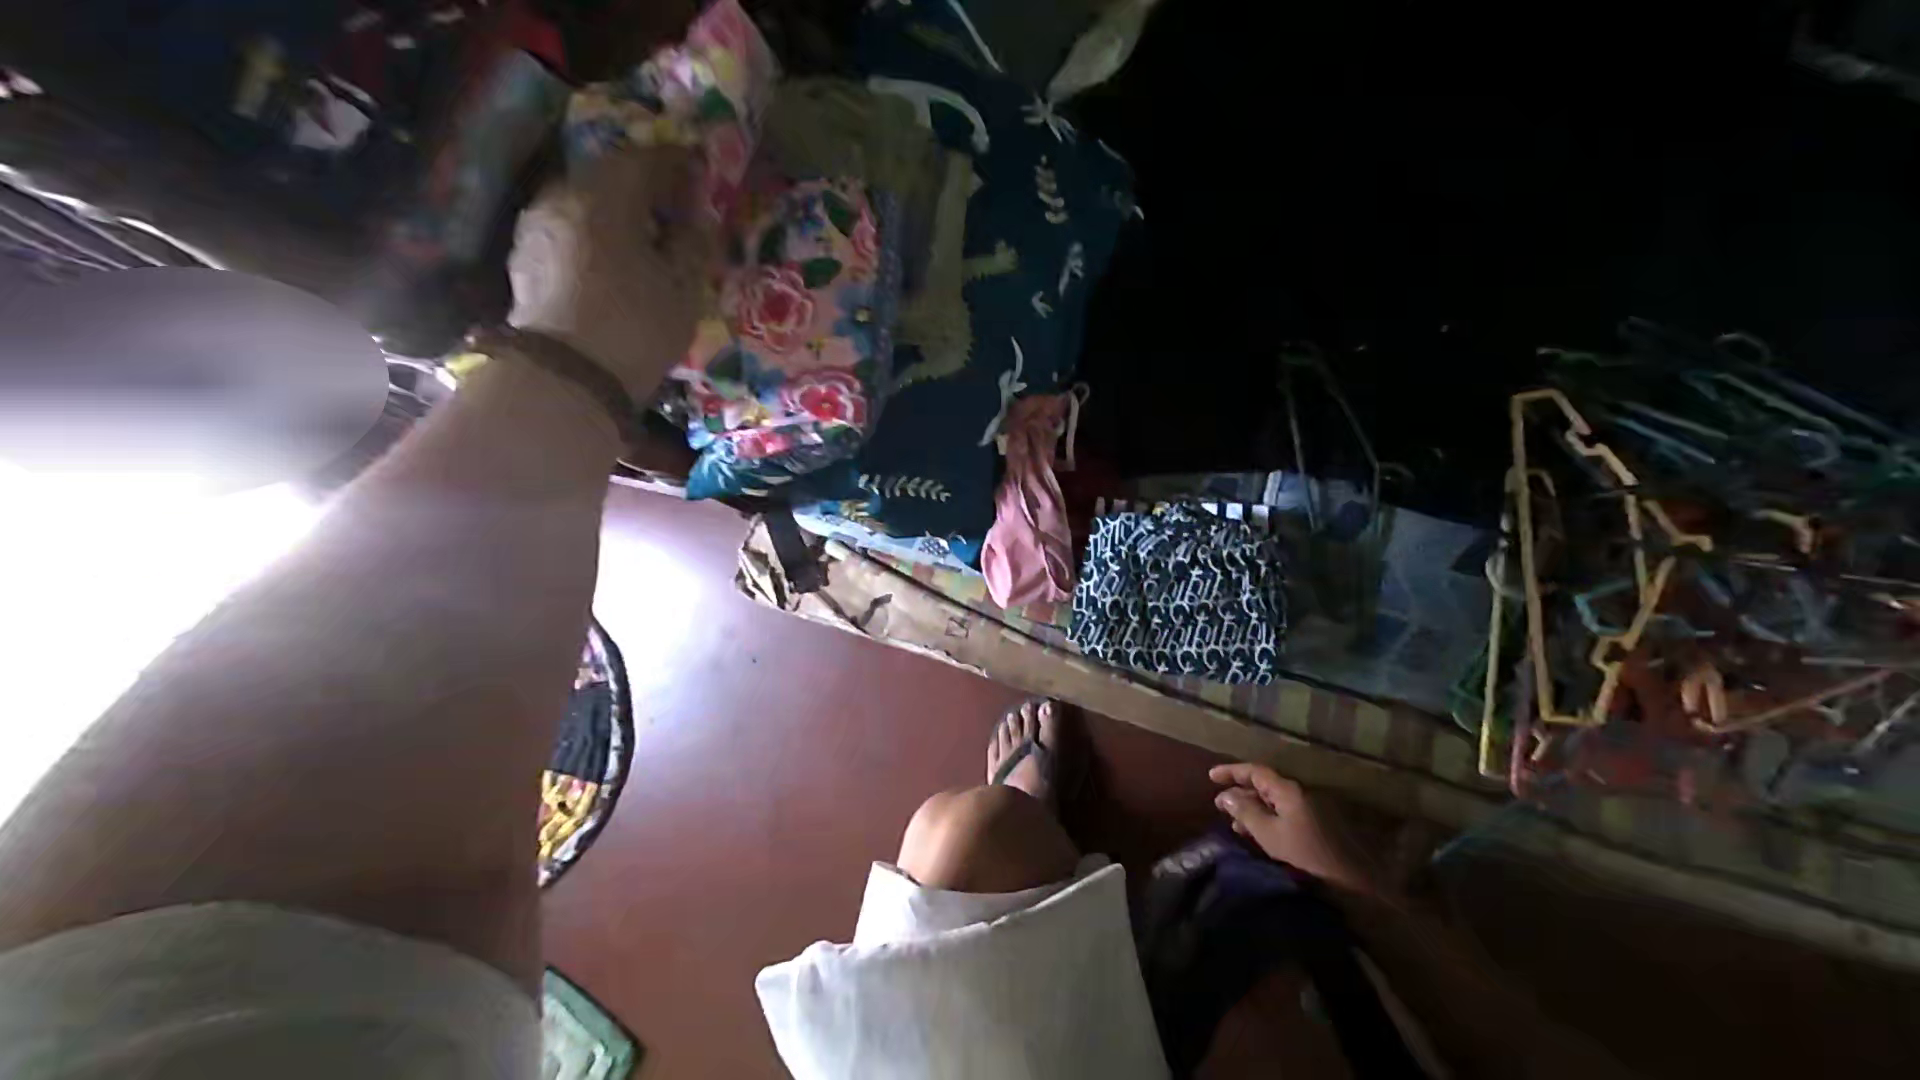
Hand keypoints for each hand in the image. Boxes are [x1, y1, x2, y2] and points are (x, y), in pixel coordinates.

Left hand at [507, 146, 717, 398]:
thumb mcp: (682, 289)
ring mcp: (537, 227)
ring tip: (645, 237)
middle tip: (675, 207)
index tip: (700, 172)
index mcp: (605, 196)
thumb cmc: (636, 328)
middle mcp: (563, 197)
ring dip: (617, 211)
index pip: (646, 160)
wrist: (568, 378)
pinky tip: (613, 260)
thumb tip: (695, 222)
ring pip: (585, 203)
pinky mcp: (526, 259)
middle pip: (609, 176)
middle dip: (645, 186)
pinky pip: (569, 229)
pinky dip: (595, 234)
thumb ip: (691, 245)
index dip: (677, 164)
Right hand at [1209, 762, 1384, 896]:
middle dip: (1239, 793)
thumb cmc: (1306, 852)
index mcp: (1286, 790)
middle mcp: (1297, 793)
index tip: (1211, 777)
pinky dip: (1265, 818)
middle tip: (1219, 804)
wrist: (1352, 878)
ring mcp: (1307, 808)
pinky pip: (1281, 813)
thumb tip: (1226, 796)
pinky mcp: (1314, 824)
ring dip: (1251, 808)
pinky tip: (1257, 833)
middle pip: (1262, 785)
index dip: (1231, 771)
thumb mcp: (1268, 833)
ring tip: (1234, 823)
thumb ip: (1245, 812)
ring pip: (1271, 801)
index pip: (1254, 771)